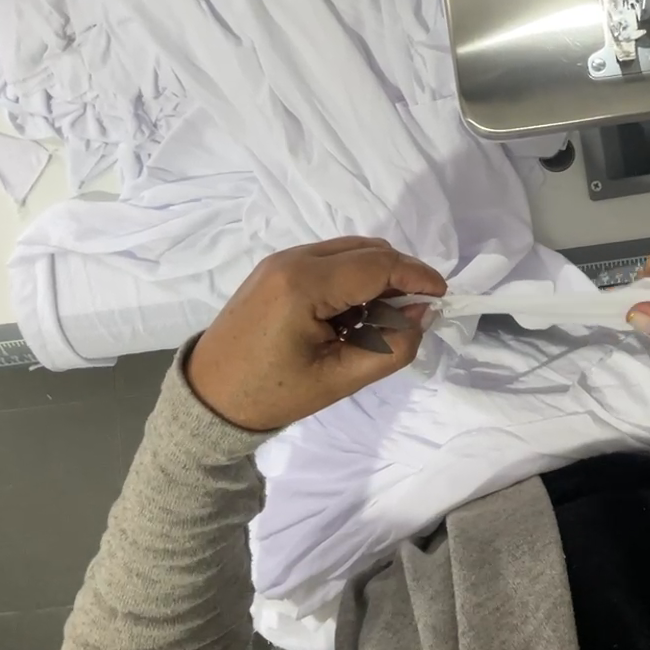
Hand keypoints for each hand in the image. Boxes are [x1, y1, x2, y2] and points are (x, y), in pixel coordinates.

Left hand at [186, 237, 446, 430]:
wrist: (206, 400)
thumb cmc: (272, 394)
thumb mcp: (340, 378)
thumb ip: (392, 345)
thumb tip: (422, 312)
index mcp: (305, 284)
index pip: (379, 264)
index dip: (417, 276)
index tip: (443, 296)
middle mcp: (292, 259)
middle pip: (368, 250)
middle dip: (400, 276)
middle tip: (414, 313)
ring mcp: (281, 259)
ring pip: (351, 250)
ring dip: (377, 276)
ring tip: (381, 319)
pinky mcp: (276, 268)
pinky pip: (331, 259)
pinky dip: (354, 277)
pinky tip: (354, 313)